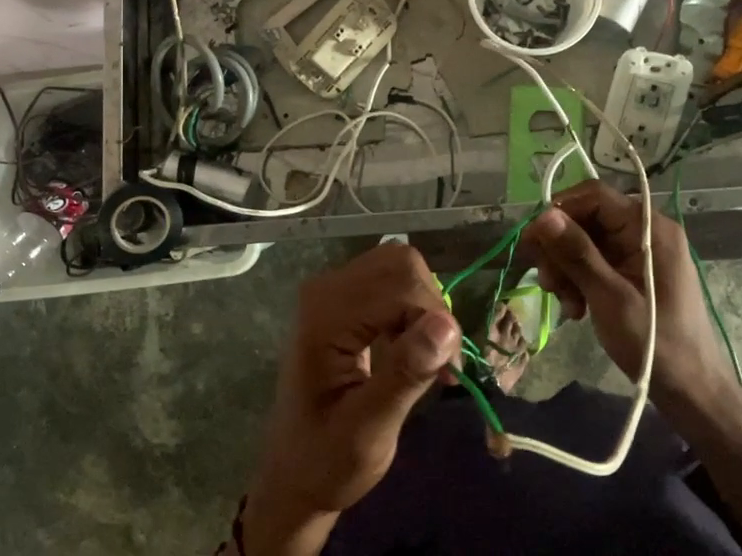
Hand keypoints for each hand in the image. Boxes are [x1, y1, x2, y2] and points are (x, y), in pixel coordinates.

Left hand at [244, 244, 459, 551]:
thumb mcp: (369, 431)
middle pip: (401, 265)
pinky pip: (392, 285)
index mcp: (325, 315)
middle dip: (431, 309)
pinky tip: (415, 354)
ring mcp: (332, 293)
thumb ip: (405, 374)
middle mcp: (326, 290)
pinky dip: (414, 313)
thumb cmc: (327, 460)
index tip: (447, 371)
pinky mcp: (343, 303)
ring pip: (400, 270)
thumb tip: (447, 325)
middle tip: (440, 365)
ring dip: (426, 311)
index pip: (400, 281)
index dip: (434, 317)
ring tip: (430, 363)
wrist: (294, 476)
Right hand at [524, 180, 733, 408]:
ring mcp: (641, 253)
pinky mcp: (634, 273)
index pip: (594, 195)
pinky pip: (595, 261)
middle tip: (547, 283)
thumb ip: (577, 253)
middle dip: (560, 249)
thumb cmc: (655, 343)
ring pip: (585, 242)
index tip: (533, 242)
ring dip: (566, 269)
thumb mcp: (610, 298)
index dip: (558, 212)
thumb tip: (543, 214)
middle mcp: (646, 232)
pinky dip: (579, 280)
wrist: (692, 391)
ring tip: (565, 304)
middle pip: (586, 219)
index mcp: (650, 228)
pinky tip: (576, 309)